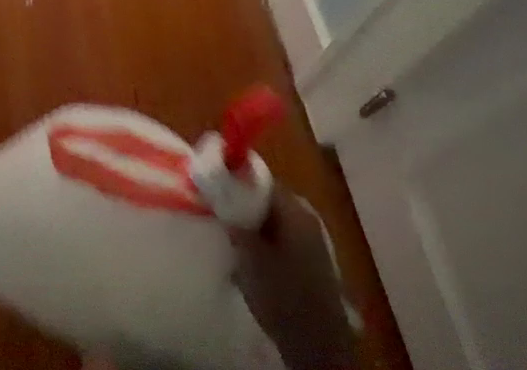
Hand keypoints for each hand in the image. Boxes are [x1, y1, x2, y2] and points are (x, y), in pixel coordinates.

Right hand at [230, 194, 357, 369]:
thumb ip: (234, 223)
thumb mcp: (250, 257)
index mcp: (295, 211)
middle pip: (266, 200)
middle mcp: (306, 220)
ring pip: (271, 222)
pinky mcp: (308, 264)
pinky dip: (260, 244)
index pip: (261, 181)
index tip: (210, 186)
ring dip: (249, 226)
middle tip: (213, 212)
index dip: (234, 181)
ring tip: (223, 235)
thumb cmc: (282, 295)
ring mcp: (310, 243)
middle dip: (240, 205)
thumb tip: (218, 196)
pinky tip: (243, 259)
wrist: (316, 345)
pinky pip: (278, 241)